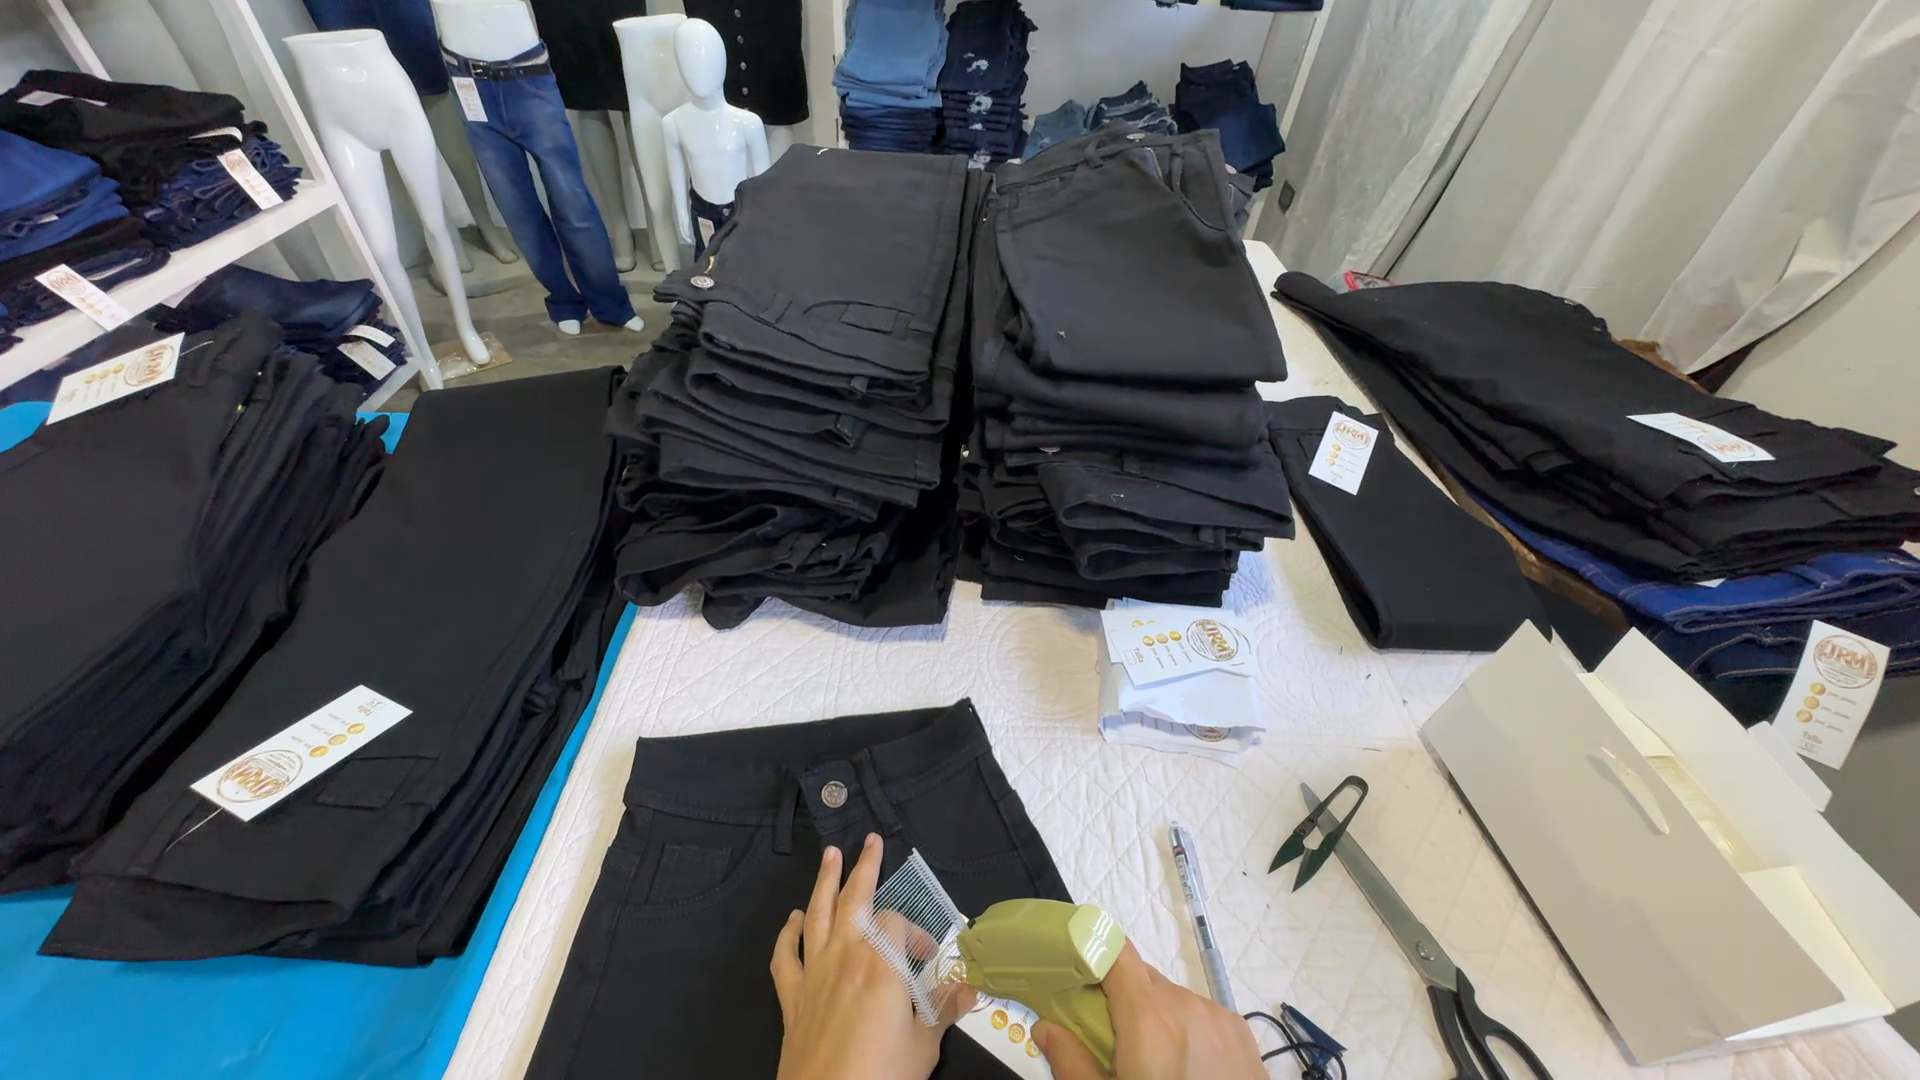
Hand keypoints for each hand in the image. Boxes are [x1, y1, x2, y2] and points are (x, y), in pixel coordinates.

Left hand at [770, 833, 975, 1079]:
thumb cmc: (882, 1076)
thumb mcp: (924, 1046)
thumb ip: (943, 1011)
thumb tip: (967, 990)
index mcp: (882, 962)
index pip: (899, 925)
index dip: (917, 935)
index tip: (930, 957)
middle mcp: (846, 955)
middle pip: (853, 898)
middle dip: (864, 867)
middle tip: (870, 841)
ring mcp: (814, 974)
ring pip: (817, 914)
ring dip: (824, 882)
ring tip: (829, 856)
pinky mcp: (792, 998)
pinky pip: (785, 957)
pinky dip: (787, 934)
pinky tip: (792, 919)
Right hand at [1033, 942, 1264, 1079]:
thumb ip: (1072, 1063)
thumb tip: (1044, 1028)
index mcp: (1148, 1016)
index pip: (1116, 951)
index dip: (1095, 955)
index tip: (1078, 977)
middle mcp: (1184, 1003)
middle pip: (1142, 979)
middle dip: (1123, 1001)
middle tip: (1115, 1044)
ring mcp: (1217, 1016)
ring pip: (1173, 999)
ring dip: (1158, 1019)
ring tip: (1159, 1068)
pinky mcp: (1242, 1034)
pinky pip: (1202, 1015)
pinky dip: (1189, 1031)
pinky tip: (1192, 1072)